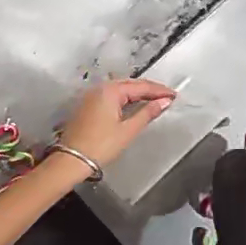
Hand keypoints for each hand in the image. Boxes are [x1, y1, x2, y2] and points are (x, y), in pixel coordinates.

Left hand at [54, 78, 176, 167]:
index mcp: (110, 91)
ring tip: (153, 100)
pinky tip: (132, 106)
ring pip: (118, 90)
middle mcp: (99, 88)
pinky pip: (109, 97)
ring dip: (136, 94)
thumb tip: (164, 101)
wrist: (71, 159)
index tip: (174, 95)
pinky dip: (123, 99)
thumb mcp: (128, 130)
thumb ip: (147, 113)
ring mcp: (90, 96)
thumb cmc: (101, 145)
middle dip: (148, 90)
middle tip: (165, 96)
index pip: (140, 86)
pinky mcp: (86, 106)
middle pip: (129, 84)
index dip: (158, 91)